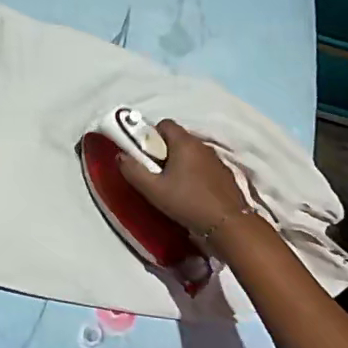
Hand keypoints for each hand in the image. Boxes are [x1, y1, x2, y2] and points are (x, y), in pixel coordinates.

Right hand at [116, 120, 249, 237]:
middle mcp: (202, 145)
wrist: (227, 224)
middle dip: (163, 150)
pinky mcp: (224, 174)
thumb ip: (133, 170)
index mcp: (184, 142)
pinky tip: (190, 193)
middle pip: (177, 138)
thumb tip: (120, 156)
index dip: (151, 136)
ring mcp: (215, 159)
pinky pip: (203, 166)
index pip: (164, 124)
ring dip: (179, 162)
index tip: (144, 155)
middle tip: (154, 172)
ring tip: (171, 185)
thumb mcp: (153, 190)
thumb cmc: (187, 202)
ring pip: (191, 153)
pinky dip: (194, 173)